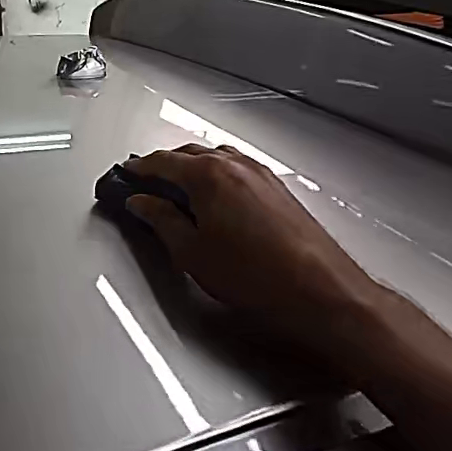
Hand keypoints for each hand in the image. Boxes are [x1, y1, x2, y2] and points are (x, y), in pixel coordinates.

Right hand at [122, 145, 389, 360]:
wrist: (325, 296)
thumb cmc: (265, 277)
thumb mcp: (190, 251)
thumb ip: (160, 220)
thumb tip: (143, 204)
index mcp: (208, 175)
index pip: (160, 161)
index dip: (138, 168)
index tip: (126, 174)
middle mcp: (236, 167)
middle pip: (187, 154)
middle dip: (162, 166)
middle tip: (145, 183)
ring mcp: (261, 176)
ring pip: (214, 158)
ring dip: (191, 169)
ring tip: (177, 191)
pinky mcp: (279, 191)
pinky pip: (236, 169)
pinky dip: (216, 176)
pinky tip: (213, 199)